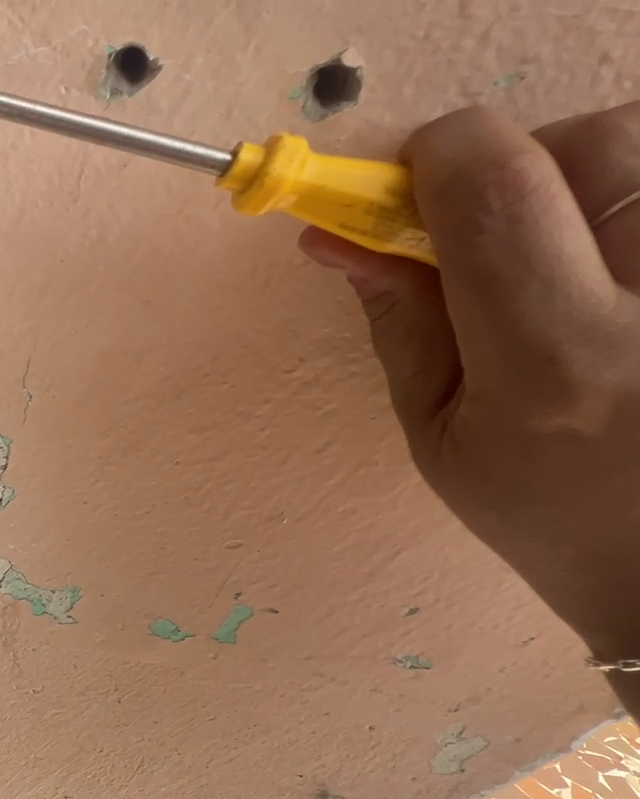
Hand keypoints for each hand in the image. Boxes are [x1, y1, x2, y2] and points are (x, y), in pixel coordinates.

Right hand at [301, 104, 639, 670]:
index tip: (397, 179)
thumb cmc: (544, 506)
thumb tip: (338, 234)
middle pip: (599, 141)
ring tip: (570, 249)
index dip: (437, 157)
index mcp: (557, 362)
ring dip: (590, 175)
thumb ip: (399, 320)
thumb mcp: (435, 429)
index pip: (497, 195)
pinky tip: (617, 260)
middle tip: (491, 226)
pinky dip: (630, 202)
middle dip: (521, 163)